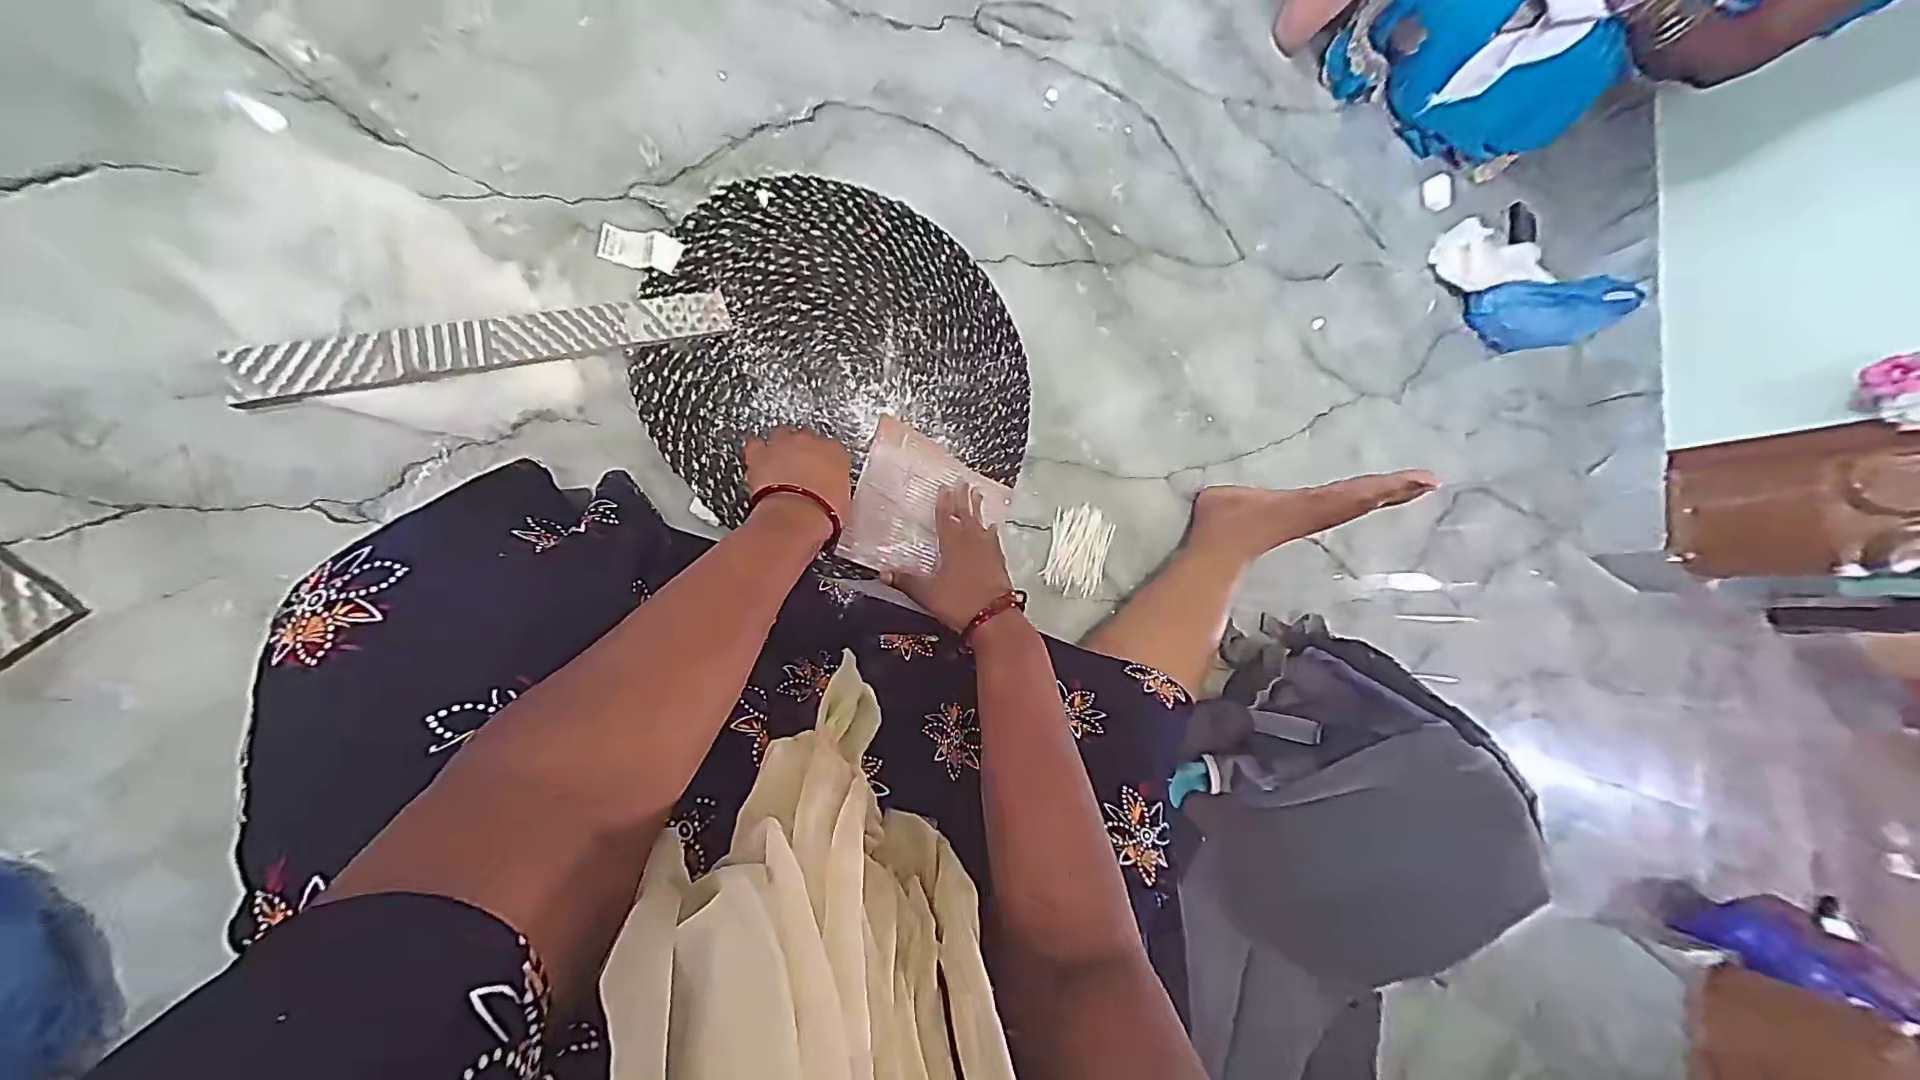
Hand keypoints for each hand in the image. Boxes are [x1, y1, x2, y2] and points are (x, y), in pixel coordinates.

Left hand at [743, 427, 852, 523]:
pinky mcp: (760, 453)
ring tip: (779, 466)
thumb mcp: (842, 504)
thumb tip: (832, 500)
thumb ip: (836, 492)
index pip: (832, 450)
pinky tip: (758, 463)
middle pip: (806, 438)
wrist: (797, 515)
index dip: (825, 464)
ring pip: (781, 435)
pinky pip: (756, 445)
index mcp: (836, 452)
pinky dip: (757, 453)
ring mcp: (784, 444)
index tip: (822, 475)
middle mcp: (811, 442)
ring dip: (781, 448)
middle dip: (803, 452)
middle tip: (801, 472)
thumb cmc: (821, 512)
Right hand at [885, 485, 1016, 631]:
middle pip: (966, 516)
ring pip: (981, 524)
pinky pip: (993, 540)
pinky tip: (993, 527)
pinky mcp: (998, 562)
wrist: (994, 618)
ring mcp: (987, 551)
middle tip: (963, 482)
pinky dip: (991, 531)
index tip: (945, 488)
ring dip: (978, 509)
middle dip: (963, 499)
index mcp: (952, 545)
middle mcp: (971, 543)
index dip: (944, 503)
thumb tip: (883, 574)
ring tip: (978, 494)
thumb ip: (906, 581)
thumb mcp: (927, 593)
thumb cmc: (959, 603)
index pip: (946, 519)